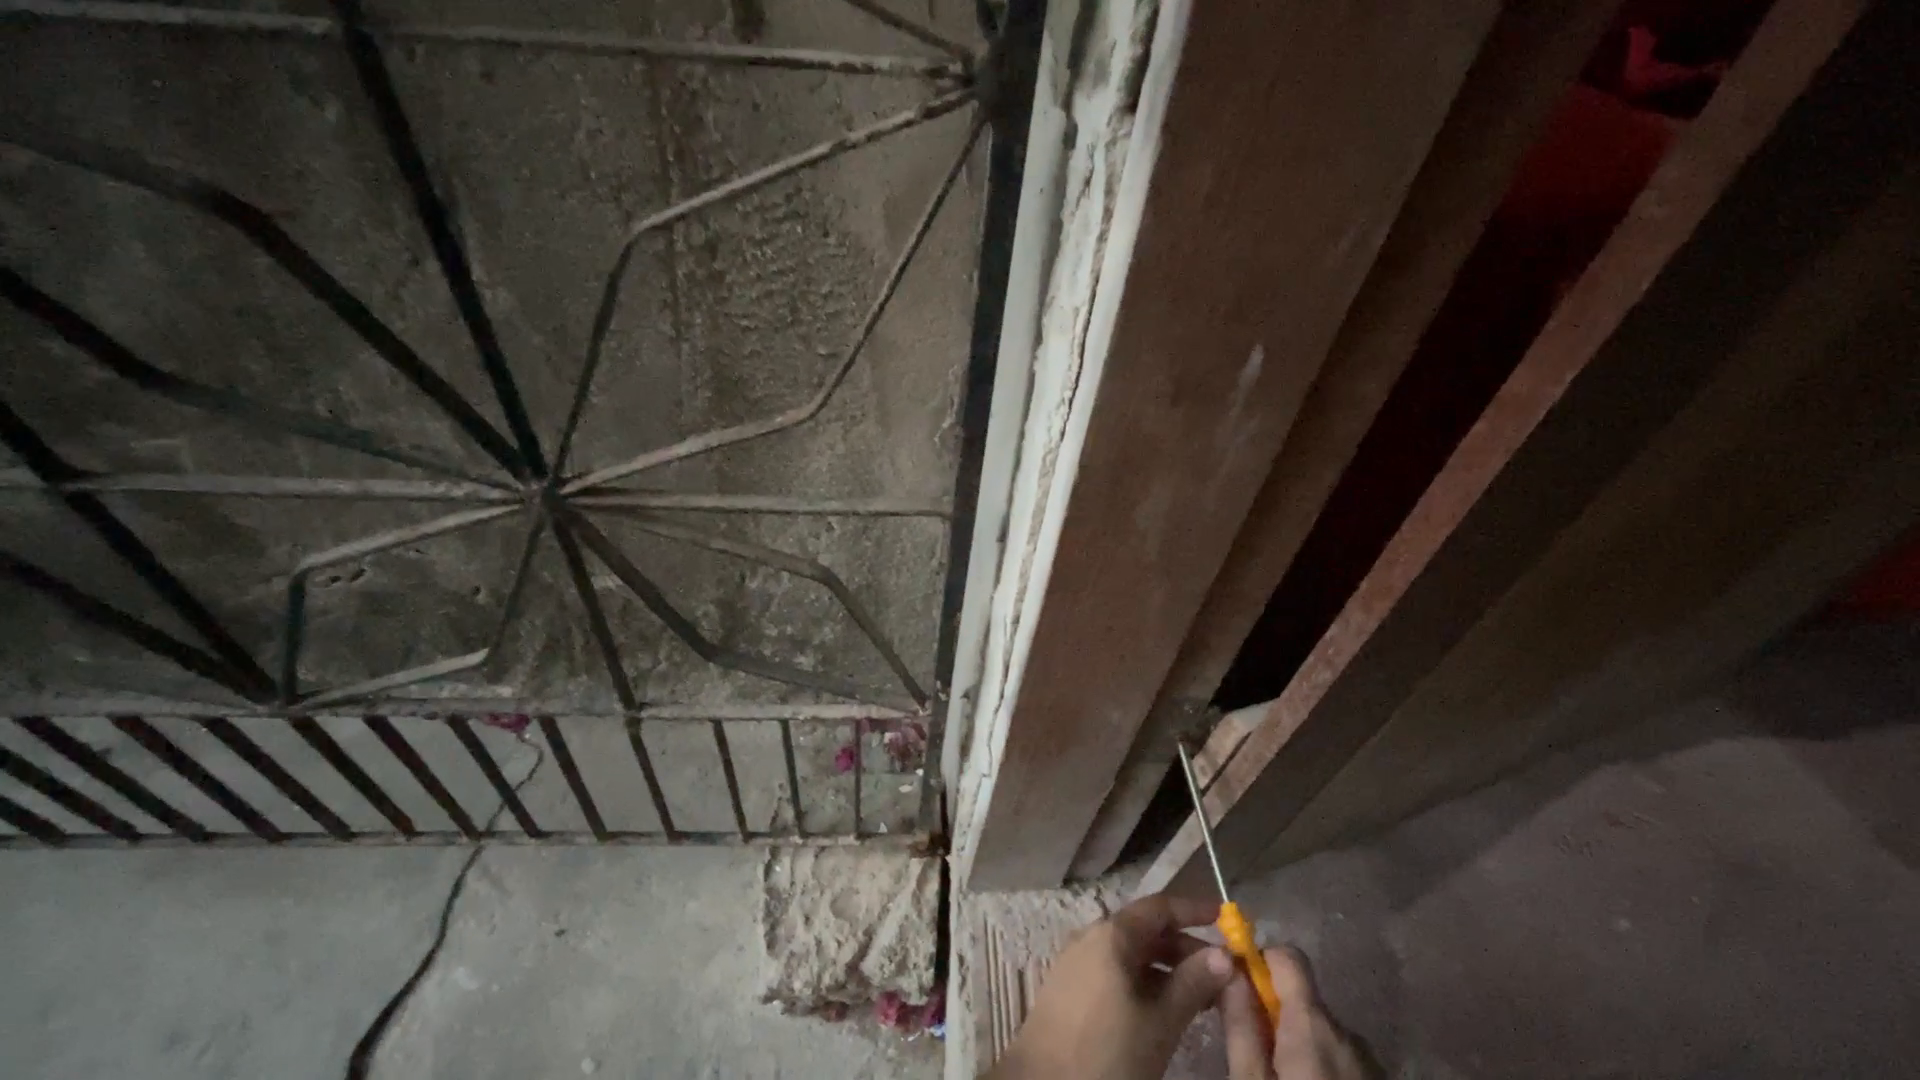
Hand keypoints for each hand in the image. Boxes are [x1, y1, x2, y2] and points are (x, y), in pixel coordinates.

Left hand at [988, 893, 1234, 1079]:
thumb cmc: (1109, 1052)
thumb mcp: (1161, 1021)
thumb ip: (1194, 983)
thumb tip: (1225, 954)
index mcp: (1111, 935)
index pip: (1160, 907)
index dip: (1195, 910)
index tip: (1227, 920)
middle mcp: (1090, 937)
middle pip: (1146, 929)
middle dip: (1185, 946)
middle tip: (1223, 972)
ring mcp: (1076, 962)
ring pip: (1130, 953)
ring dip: (1166, 967)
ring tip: (1201, 996)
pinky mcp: (1069, 987)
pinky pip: (1114, 970)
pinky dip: (1143, 980)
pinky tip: (1164, 1008)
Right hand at [1221, 947, 1376, 1079]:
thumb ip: (1240, 1025)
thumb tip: (1228, 967)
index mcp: (1313, 1023)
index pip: (1288, 956)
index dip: (1258, 961)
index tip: (1237, 985)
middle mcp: (1345, 1030)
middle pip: (1301, 998)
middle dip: (1274, 1013)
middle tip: (1252, 1048)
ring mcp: (1369, 1057)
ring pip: (1320, 1029)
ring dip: (1298, 1042)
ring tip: (1281, 1075)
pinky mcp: (1379, 1077)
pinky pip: (1340, 1053)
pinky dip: (1321, 1062)